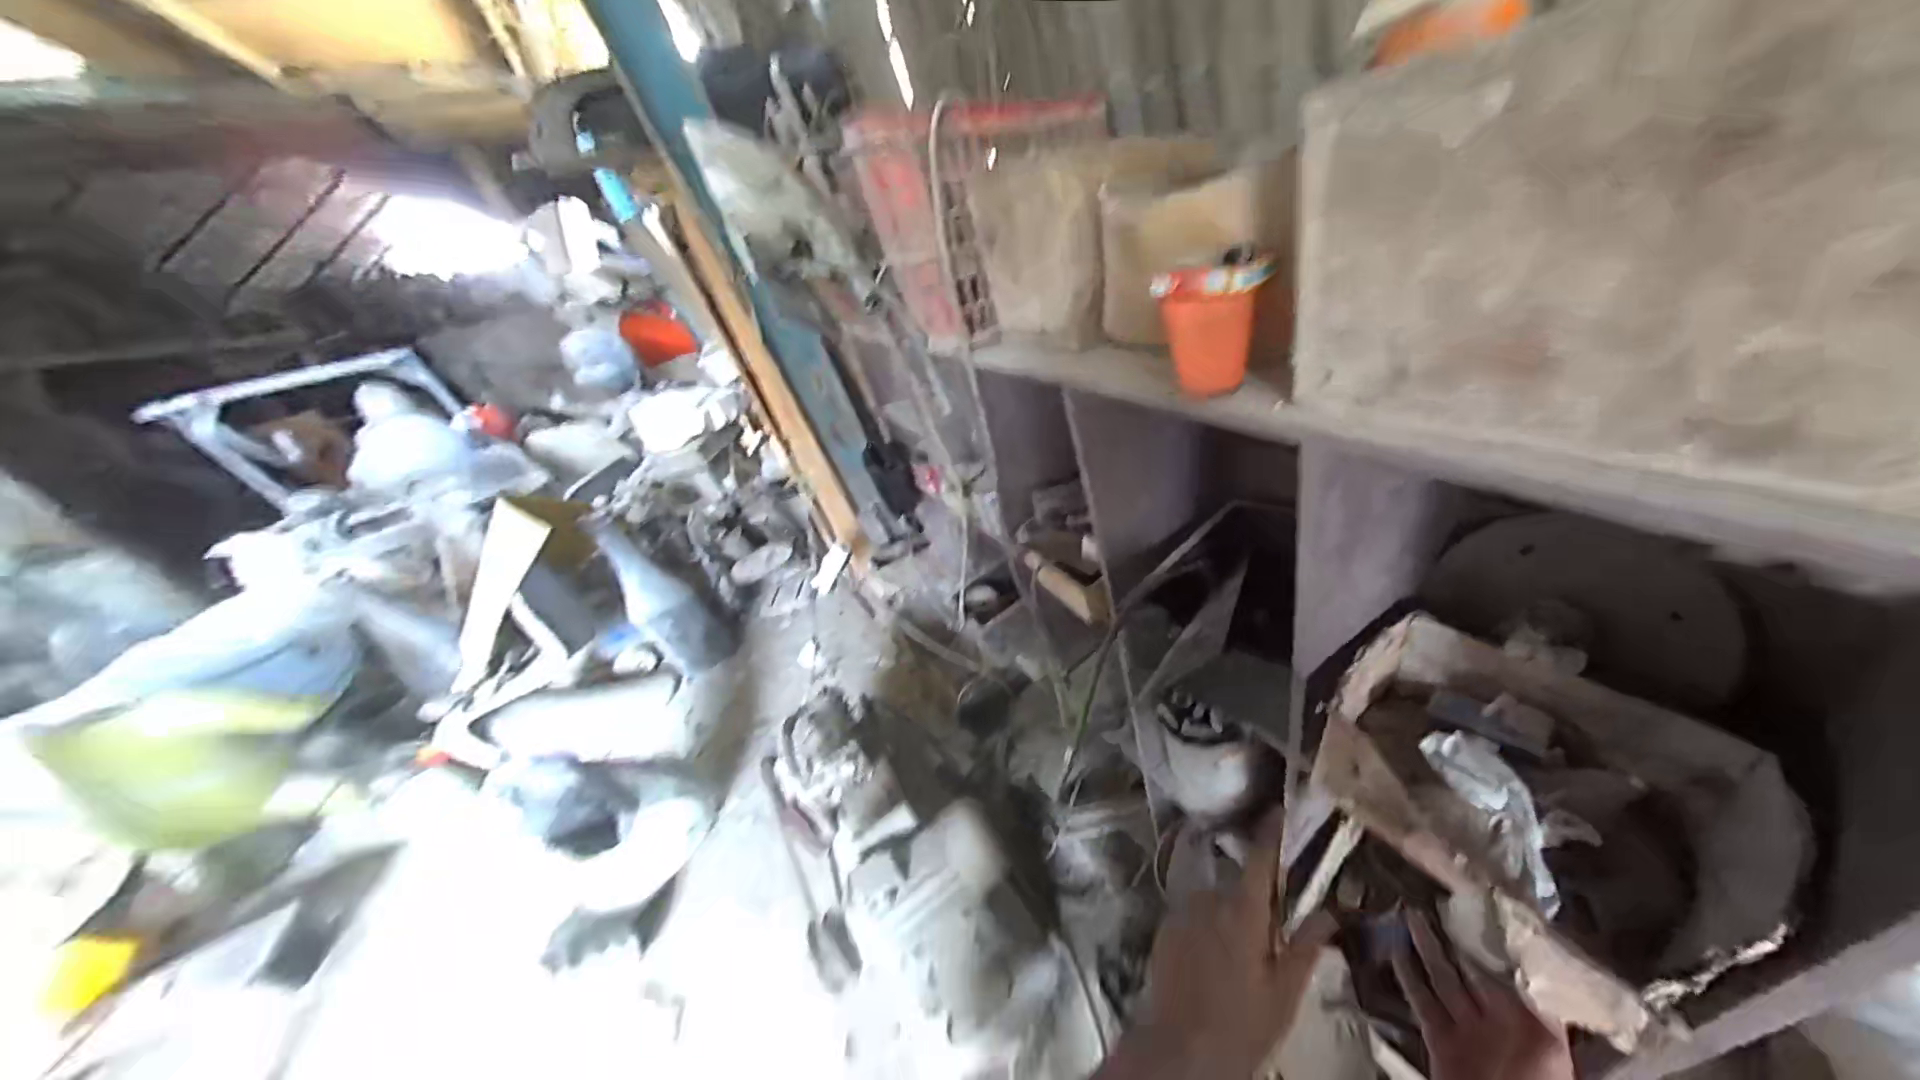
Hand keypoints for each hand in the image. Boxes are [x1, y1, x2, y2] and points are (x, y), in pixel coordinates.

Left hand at [1095, 808, 1337, 1079]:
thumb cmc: (1243, 1023)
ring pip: (1216, 901)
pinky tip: (1214, 960)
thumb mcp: (1285, 991)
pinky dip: (1208, 926)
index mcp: (1244, 912)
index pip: (1260, 861)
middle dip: (1256, 898)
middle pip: (1239, 884)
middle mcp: (1209, 899)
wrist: (1181, 1045)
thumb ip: (1306, 945)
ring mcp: (1182, 909)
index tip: (1277, 808)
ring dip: (1230, 915)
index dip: (1270, 832)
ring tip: (1240, 958)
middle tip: (1271, 930)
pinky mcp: (1165, 924)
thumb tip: (1330, 911)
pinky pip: (1195, 914)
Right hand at [1391, 909, 1576, 1079]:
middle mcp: (1495, 1018)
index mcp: (1527, 1019)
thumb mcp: (1548, 1046)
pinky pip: (1422, 1001)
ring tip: (1410, 915)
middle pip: (1469, 968)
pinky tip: (1396, 951)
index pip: (1506, 969)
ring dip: (1426, 948)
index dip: (1489, 939)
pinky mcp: (1439, 1038)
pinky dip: (1408, 976)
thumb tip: (1527, 959)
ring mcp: (1466, 1028)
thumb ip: (1539, 1005)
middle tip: (1435, 903)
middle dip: (1453, 938)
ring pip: (1442, 978)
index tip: (1472, 906)